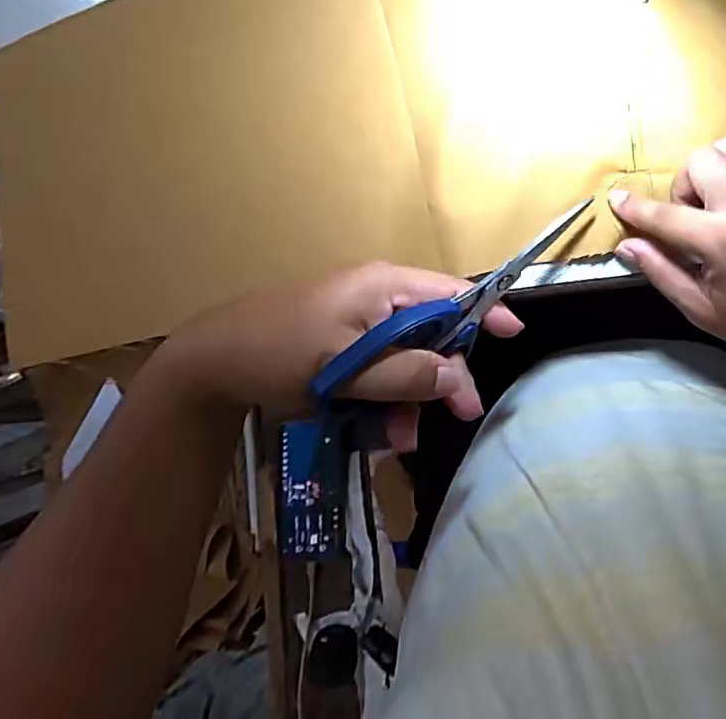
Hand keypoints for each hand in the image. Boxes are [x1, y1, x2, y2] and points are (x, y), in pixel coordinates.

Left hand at [143, 262, 521, 450]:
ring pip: (409, 355)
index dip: (485, 312)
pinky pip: (382, 365)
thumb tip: (456, 377)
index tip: (513, 334)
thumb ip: (404, 374)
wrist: (212, 360)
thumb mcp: (345, 368)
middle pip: (434, 330)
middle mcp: (380, 294)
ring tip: (398, 439)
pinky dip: (386, 395)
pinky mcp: (348, 340)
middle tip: (459, 415)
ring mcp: (363, 317)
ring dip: (411, 395)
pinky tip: (376, 428)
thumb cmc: (279, 353)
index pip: (452, 291)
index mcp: (385, 286)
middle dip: (442, 375)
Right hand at [609, 135, 725, 389]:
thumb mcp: (704, 311)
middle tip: (694, 217)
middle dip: (685, 185)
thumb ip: (662, 272)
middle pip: (700, 161)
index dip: (635, 207)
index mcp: (723, 241)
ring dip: (715, 167)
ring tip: (719, 200)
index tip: (617, 199)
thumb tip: (627, 245)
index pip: (664, 215)